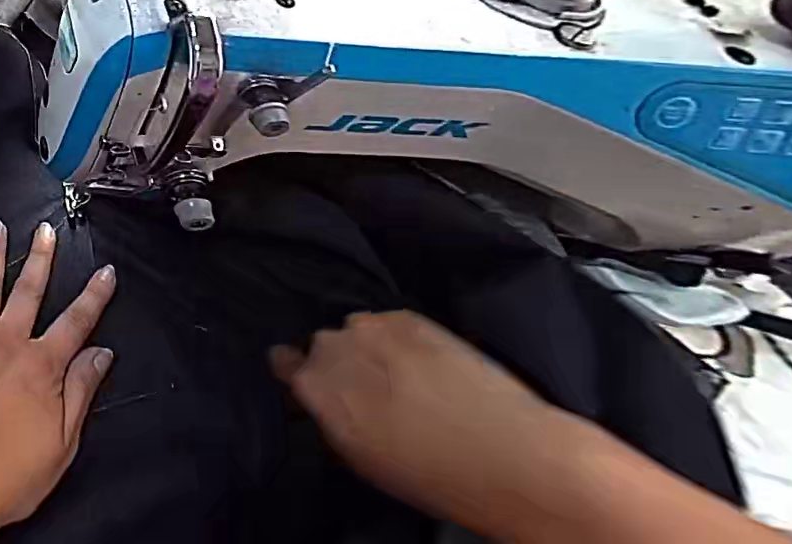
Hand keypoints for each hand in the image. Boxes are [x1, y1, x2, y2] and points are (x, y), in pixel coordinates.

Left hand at [0, 220, 117, 543]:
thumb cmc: (5, 473)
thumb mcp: (62, 442)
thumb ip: (82, 391)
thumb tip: (102, 355)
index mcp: (42, 365)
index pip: (77, 321)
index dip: (95, 295)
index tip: (106, 272)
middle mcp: (10, 341)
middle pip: (31, 289)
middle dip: (42, 256)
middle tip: (47, 230)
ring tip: (0, 227)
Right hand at [270, 311, 559, 525]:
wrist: (508, 451)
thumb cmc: (432, 475)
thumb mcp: (366, 461)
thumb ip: (333, 420)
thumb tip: (326, 402)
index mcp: (317, 387)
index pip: (282, 361)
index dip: (292, 367)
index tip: (303, 373)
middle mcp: (334, 347)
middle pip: (323, 346)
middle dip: (341, 362)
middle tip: (372, 389)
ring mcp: (370, 325)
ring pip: (357, 332)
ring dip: (370, 348)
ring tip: (404, 376)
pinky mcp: (407, 315)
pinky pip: (389, 323)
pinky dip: (400, 340)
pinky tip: (426, 365)